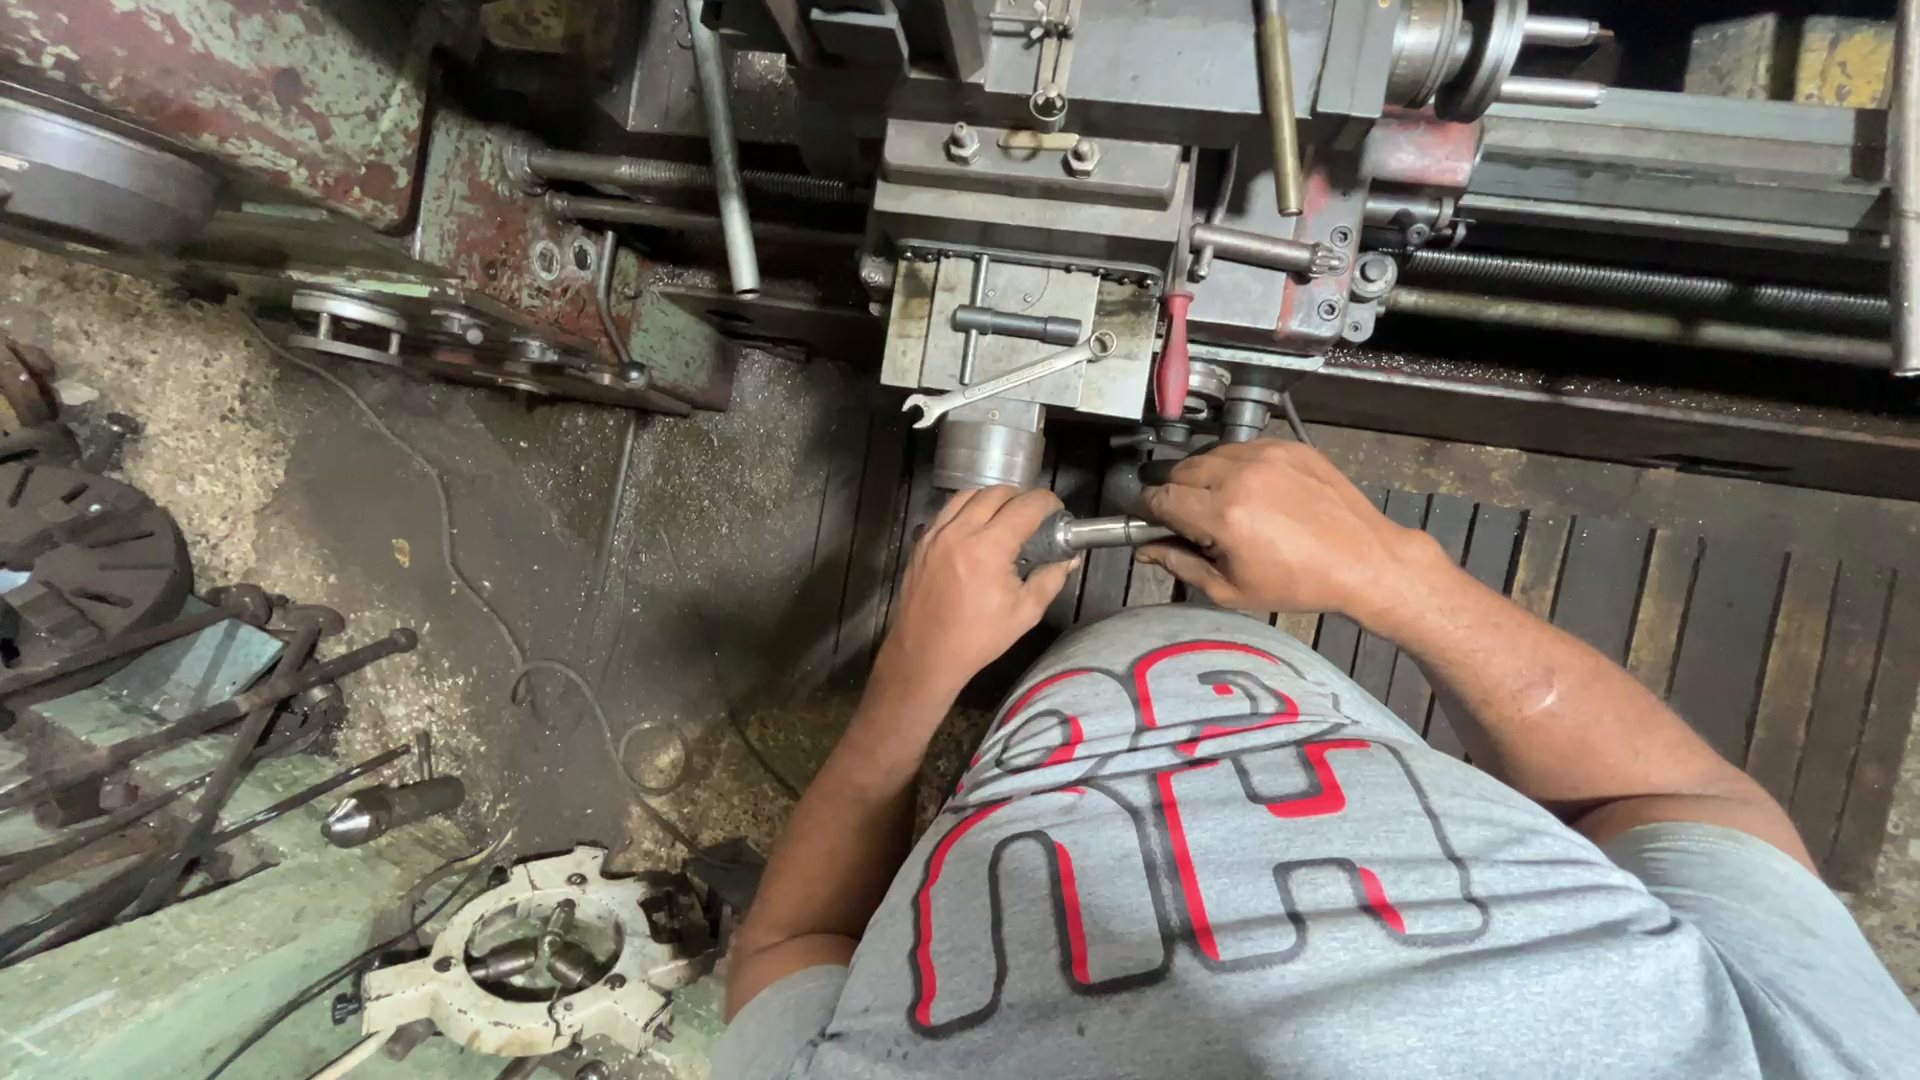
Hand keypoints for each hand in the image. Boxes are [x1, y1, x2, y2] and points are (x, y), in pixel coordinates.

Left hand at [874, 486, 1075, 700]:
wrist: (925, 653)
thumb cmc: (978, 638)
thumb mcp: (1025, 613)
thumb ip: (1050, 579)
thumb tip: (1068, 558)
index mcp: (988, 549)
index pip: (1025, 506)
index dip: (1047, 503)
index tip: (1056, 511)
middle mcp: (959, 532)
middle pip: (996, 492)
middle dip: (1020, 498)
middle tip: (1033, 517)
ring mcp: (935, 534)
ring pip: (968, 495)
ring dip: (992, 499)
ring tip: (1005, 518)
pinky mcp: (921, 542)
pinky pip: (946, 511)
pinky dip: (966, 510)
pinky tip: (976, 529)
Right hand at [1136, 439, 1434, 620]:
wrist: (1364, 560)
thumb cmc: (1297, 583)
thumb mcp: (1230, 589)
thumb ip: (1180, 565)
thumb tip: (1145, 550)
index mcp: (1224, 514)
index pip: (1161, 497)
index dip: (1148, 509)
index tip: (1150, 517)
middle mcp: (1241, 476)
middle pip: (1179, 471)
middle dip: (1174, 492)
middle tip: (1188, 517)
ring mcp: (1267, 456)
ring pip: (1209, 455)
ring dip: (1203, 476)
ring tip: (1220, 502)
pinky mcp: (1288, 447)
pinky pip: (1242, 448)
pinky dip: (1234, 465)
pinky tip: (1249, 489)